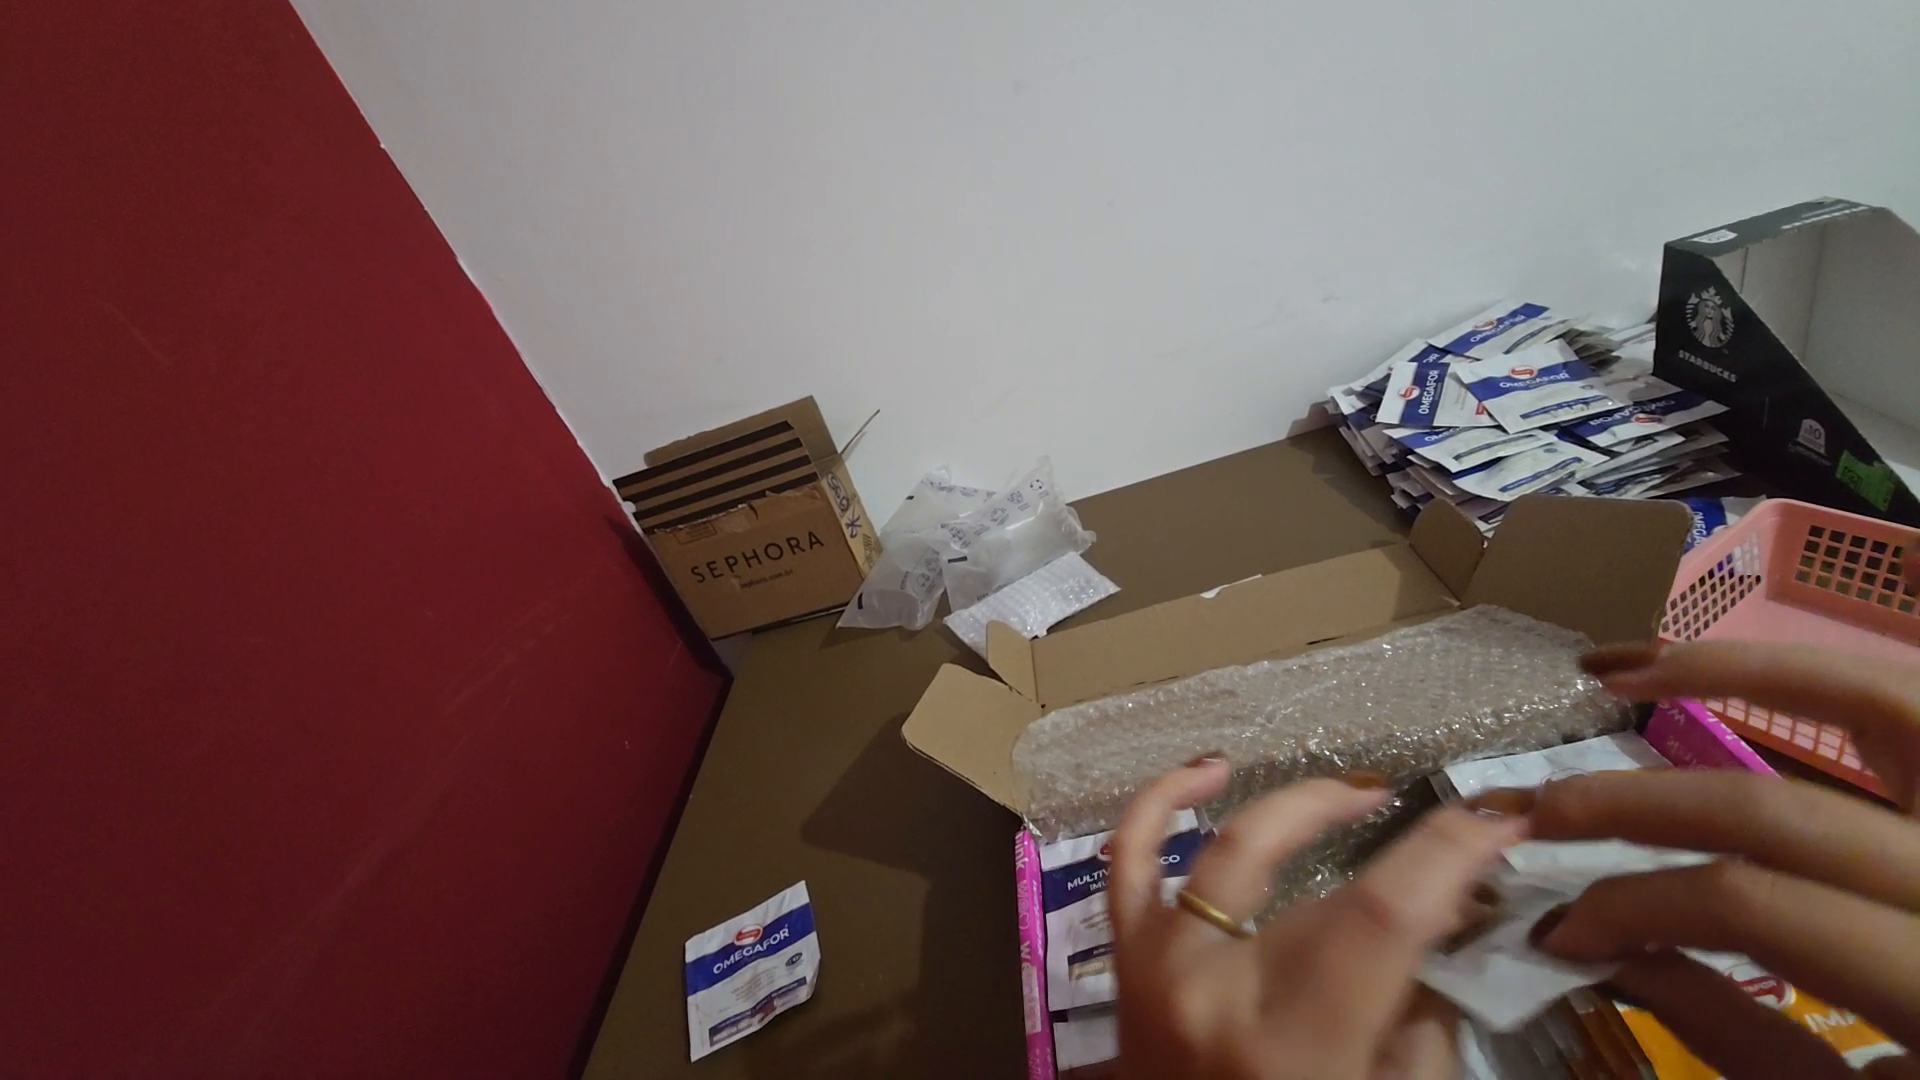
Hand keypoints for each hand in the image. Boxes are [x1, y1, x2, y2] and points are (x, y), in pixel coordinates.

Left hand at [1111, 761, 1526, 1078]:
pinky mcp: (1122, 950)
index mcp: (1292, 1048)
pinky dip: (1160, 800)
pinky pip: (1128, 854)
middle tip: (1449, 830)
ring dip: (1296, 806)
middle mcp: (1214, 991)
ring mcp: (1156, 961)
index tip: (1490, 819)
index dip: (1442, 855)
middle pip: (1315, 896)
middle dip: (1397, 857)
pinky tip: (1208, 769)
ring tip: (1353, 791)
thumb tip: (1438, 920)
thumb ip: (1415, 1025)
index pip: (1376, 919)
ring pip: (1225, 848)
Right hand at [1527, 640, 1919, 1078]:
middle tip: (1538, 810)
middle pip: (1776, 811)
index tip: (1557, 931)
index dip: (1633, 907)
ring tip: (1615, 670)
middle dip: (1631, 803)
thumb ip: (1740, 1037)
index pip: (1751, 908)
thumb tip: (1599, 947)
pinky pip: (1907, 705)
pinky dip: (1801, 669)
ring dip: (1725, 671)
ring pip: (1885, 701)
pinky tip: (1710, 661)